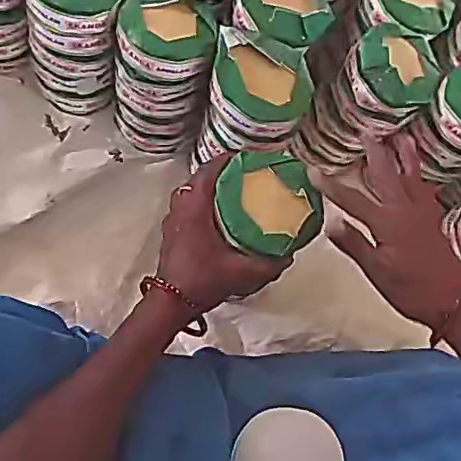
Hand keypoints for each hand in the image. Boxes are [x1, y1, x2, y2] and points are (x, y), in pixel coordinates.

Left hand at [154, 153, 290, 315]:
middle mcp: (181, 205)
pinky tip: (221, 213)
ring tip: (237, 190)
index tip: (251, 158)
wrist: (171, 302)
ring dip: (213, 186)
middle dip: (226, 171)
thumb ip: (270, 263)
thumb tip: (290, 254)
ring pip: (194, 190)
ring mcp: (173, 217)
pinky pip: (189, 203)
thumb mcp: (243, 272)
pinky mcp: (172, 229)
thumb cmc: (203, 280)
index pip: (211, 168)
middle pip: (203, 176)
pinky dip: (205, 200)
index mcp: (195, 206)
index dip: (231, 158)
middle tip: (249, 174)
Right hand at [314, 133, 460, 330]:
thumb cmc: (412, 290)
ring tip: (398, 135)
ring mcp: (424, 210)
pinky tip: (416, 167)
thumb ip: (355, 244)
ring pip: (410, 173)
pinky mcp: (435, 215)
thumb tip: (331, 221)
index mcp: (387, 223)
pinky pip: (424, 185)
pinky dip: (418, 171)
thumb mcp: (377, 272)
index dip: (331, 185)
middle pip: (386, 174)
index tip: (312, 170)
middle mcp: (406, 208)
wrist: (455, 301)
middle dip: (374, 152)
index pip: (352, 199)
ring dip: (402, 153)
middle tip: (365, 131)